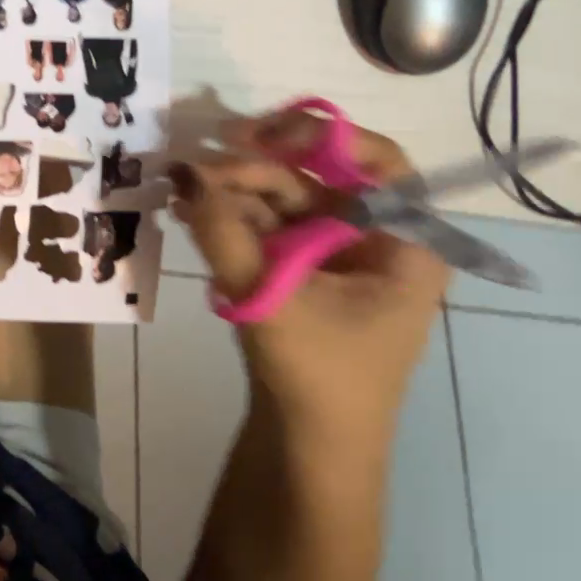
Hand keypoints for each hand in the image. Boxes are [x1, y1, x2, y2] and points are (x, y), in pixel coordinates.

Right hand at [171, 109, 449, 440]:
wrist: (311, 444)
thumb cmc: (318, 374)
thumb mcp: (268, 297)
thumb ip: (223, 231)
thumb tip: (183, 172)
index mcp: (402, 243)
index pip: (379, 162)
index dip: (323, 136)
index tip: (260, 138)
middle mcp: (372, 237)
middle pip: (315, 176)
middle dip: (252, 169)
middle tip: (193, 171)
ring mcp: (333, 252)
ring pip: (282, 197)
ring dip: (230, 190)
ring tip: (178, 191)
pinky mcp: (300, 267)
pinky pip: (265, 223)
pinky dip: (228, 214)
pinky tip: (187, 211)